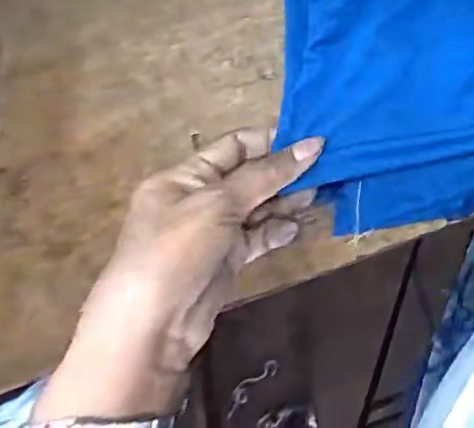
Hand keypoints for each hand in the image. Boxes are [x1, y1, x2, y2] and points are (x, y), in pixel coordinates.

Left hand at [34, 130, 323, 420]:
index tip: (313, 141)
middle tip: (326, 168)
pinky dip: (279, 229)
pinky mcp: (227, 257)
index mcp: (184, 178)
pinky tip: (294, 229)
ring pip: (261, 203)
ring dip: (288, 199)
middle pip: (253, 173)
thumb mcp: (219, 204)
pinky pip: (261, 233)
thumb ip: (268, 172)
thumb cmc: (174, 253)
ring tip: (314, 197)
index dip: (273, 140)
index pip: (236, 144)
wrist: (147, 334)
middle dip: (287, 171)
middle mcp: (199, 199)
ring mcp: (214, 230)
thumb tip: (315, 144)